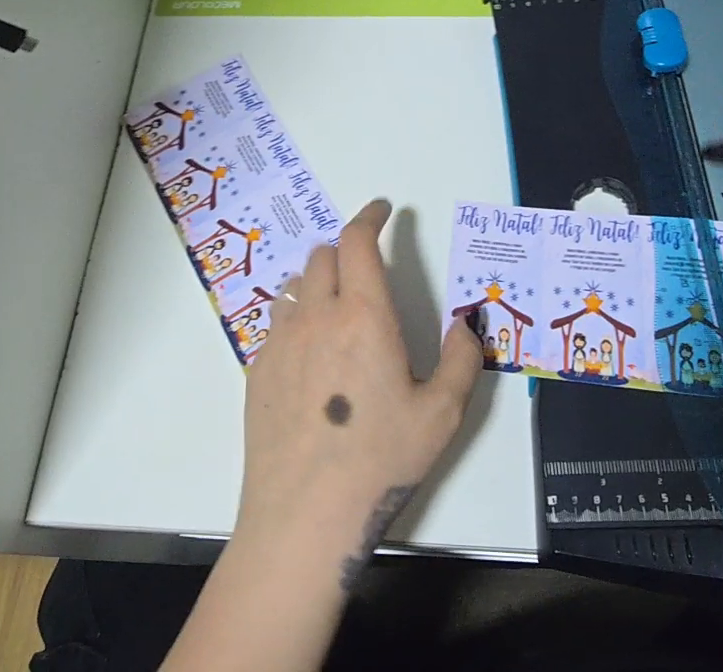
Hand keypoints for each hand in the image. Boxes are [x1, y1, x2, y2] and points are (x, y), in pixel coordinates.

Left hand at [237, 199, 482, 585]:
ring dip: (317, 280)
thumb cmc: (380, 459)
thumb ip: (462, 359)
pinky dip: (296, 317)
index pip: (357, 242)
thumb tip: (465, 324)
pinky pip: (276, 323)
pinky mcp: (257, 370)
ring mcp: (279, 342)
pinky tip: (310, 353)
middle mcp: (315, 317)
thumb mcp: (442, 413)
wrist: (305, 513)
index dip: (369, 216)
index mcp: (363, 316)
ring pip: (294, 286)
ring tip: (337, 307)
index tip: (382, 209)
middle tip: (366, 268)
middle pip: (321, 255)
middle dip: (345, 248)